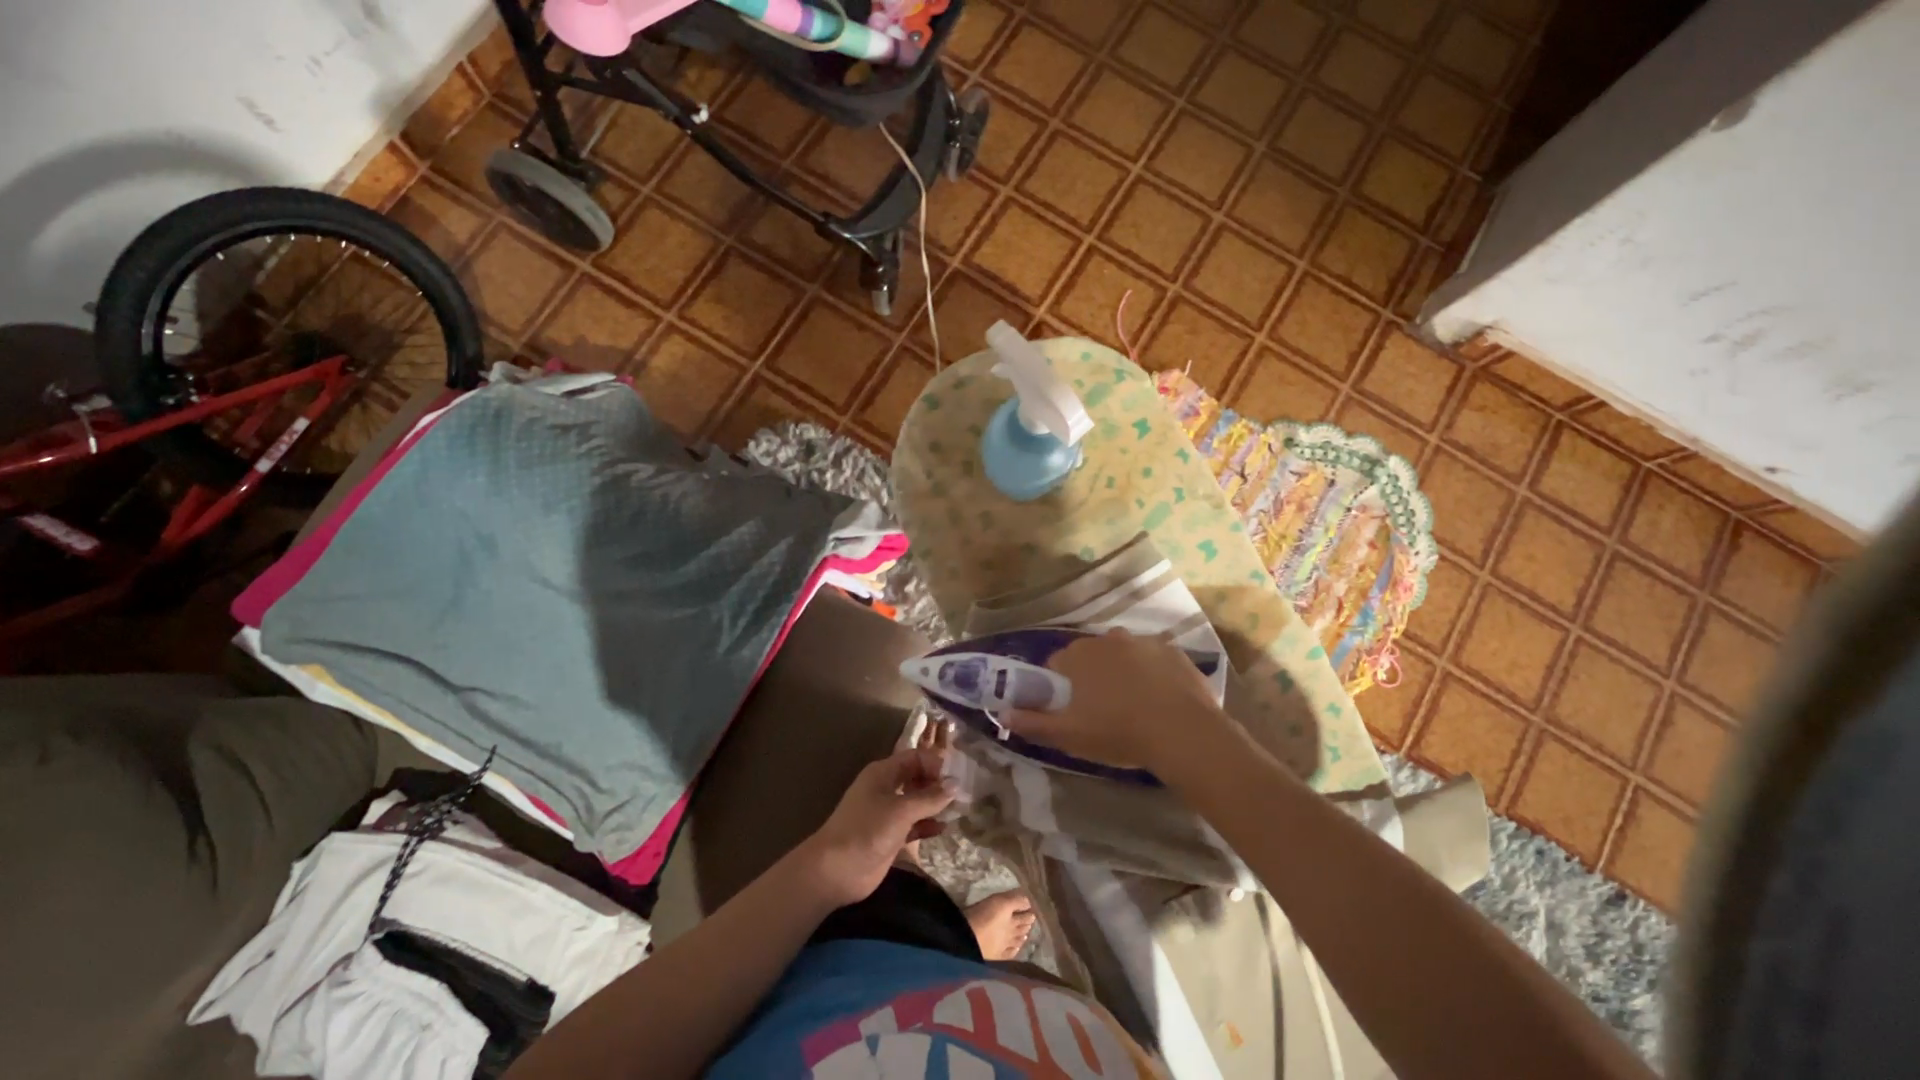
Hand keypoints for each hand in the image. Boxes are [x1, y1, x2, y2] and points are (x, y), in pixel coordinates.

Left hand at [792, 746, 955, 907]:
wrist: (836, 870)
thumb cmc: (867, 830)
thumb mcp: (901, 810)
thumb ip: (930, 797)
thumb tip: (956, 784)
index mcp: (883, 773)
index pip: (915, 757)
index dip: (935, 763)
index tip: (958, 777)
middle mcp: (885, 788)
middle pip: (916, 778)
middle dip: (938, 784)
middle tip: (964, 794)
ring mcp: (887, 813)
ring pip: (916, 802)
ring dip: (935, 805)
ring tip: (959, 811)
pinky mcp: (890, 836)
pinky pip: (914, 824)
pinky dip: (927, 825)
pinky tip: (943, 829)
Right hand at [1005, 629, 1228, 771]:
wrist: (1182, 732)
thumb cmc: (1118, 732)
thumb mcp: (1069, 736)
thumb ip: (1032, 723)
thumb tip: (1003, 712)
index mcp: (1078, 656)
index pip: (1055, 665)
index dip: (1058, 688)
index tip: (1069, 711)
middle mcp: (1108, 639)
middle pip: (1090, 656)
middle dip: (1090, 677)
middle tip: (1100, 712)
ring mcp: (1144, 641)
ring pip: (1123, 655)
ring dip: (1122, 673)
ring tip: (1133, 706)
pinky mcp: (1175, 651)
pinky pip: (1154, 660)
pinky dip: (1153, 674)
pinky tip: (1160, 700)